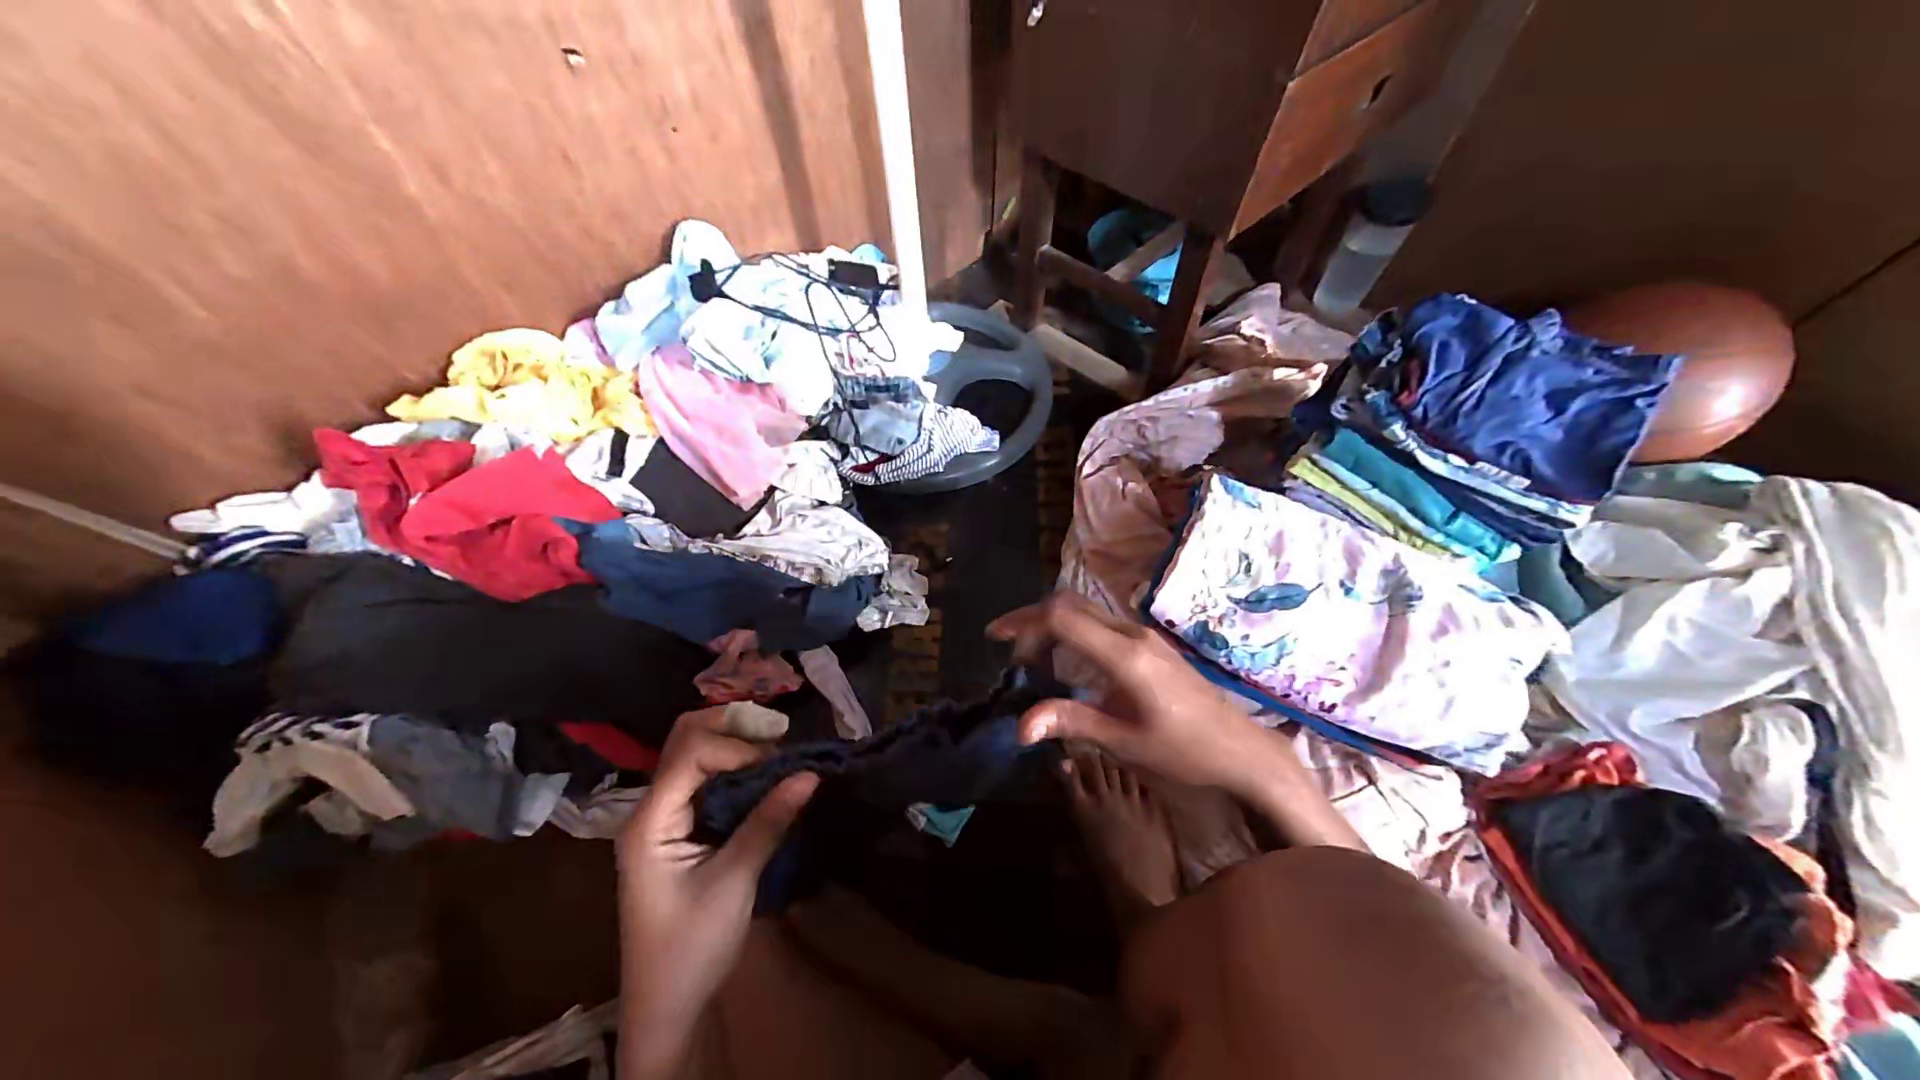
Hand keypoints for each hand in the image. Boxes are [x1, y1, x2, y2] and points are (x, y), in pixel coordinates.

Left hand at [616, 709, 817, 1078]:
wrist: (665, 1008)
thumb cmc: (691, 948)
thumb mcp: (734, 882)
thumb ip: (768, 821)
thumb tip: (811, 773)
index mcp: (649, 820)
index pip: (690, 753)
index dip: (737, 746)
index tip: (779, 762)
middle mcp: (650, 809)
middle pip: (684, 740)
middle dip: (732, 727)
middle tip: (779, 731)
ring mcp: (663, 819)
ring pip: (694, 756)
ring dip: (735, 743)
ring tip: (778, 746)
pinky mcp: (679, 831)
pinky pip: (703, 781)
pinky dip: (734, 767)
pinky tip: (764, 771)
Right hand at [988, 595, 1266, 792]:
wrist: (1241, 748)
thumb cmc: (1185, 751)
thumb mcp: (1124, 741)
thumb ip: (1071, 722)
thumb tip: (1020, 727)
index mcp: (1125, 656)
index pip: (1063, 618)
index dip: (1023, 621)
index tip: (996, 636)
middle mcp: (1132, 634)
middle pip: (1070, 605)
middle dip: (1032, 621)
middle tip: (1010, 652)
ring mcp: (1143, 635)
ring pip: (1085, 610)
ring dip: (1052, 624)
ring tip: (1031, 658)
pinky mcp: (1149, 642)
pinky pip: (1100, 622)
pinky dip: (1072, 630)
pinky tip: (1065, 660)